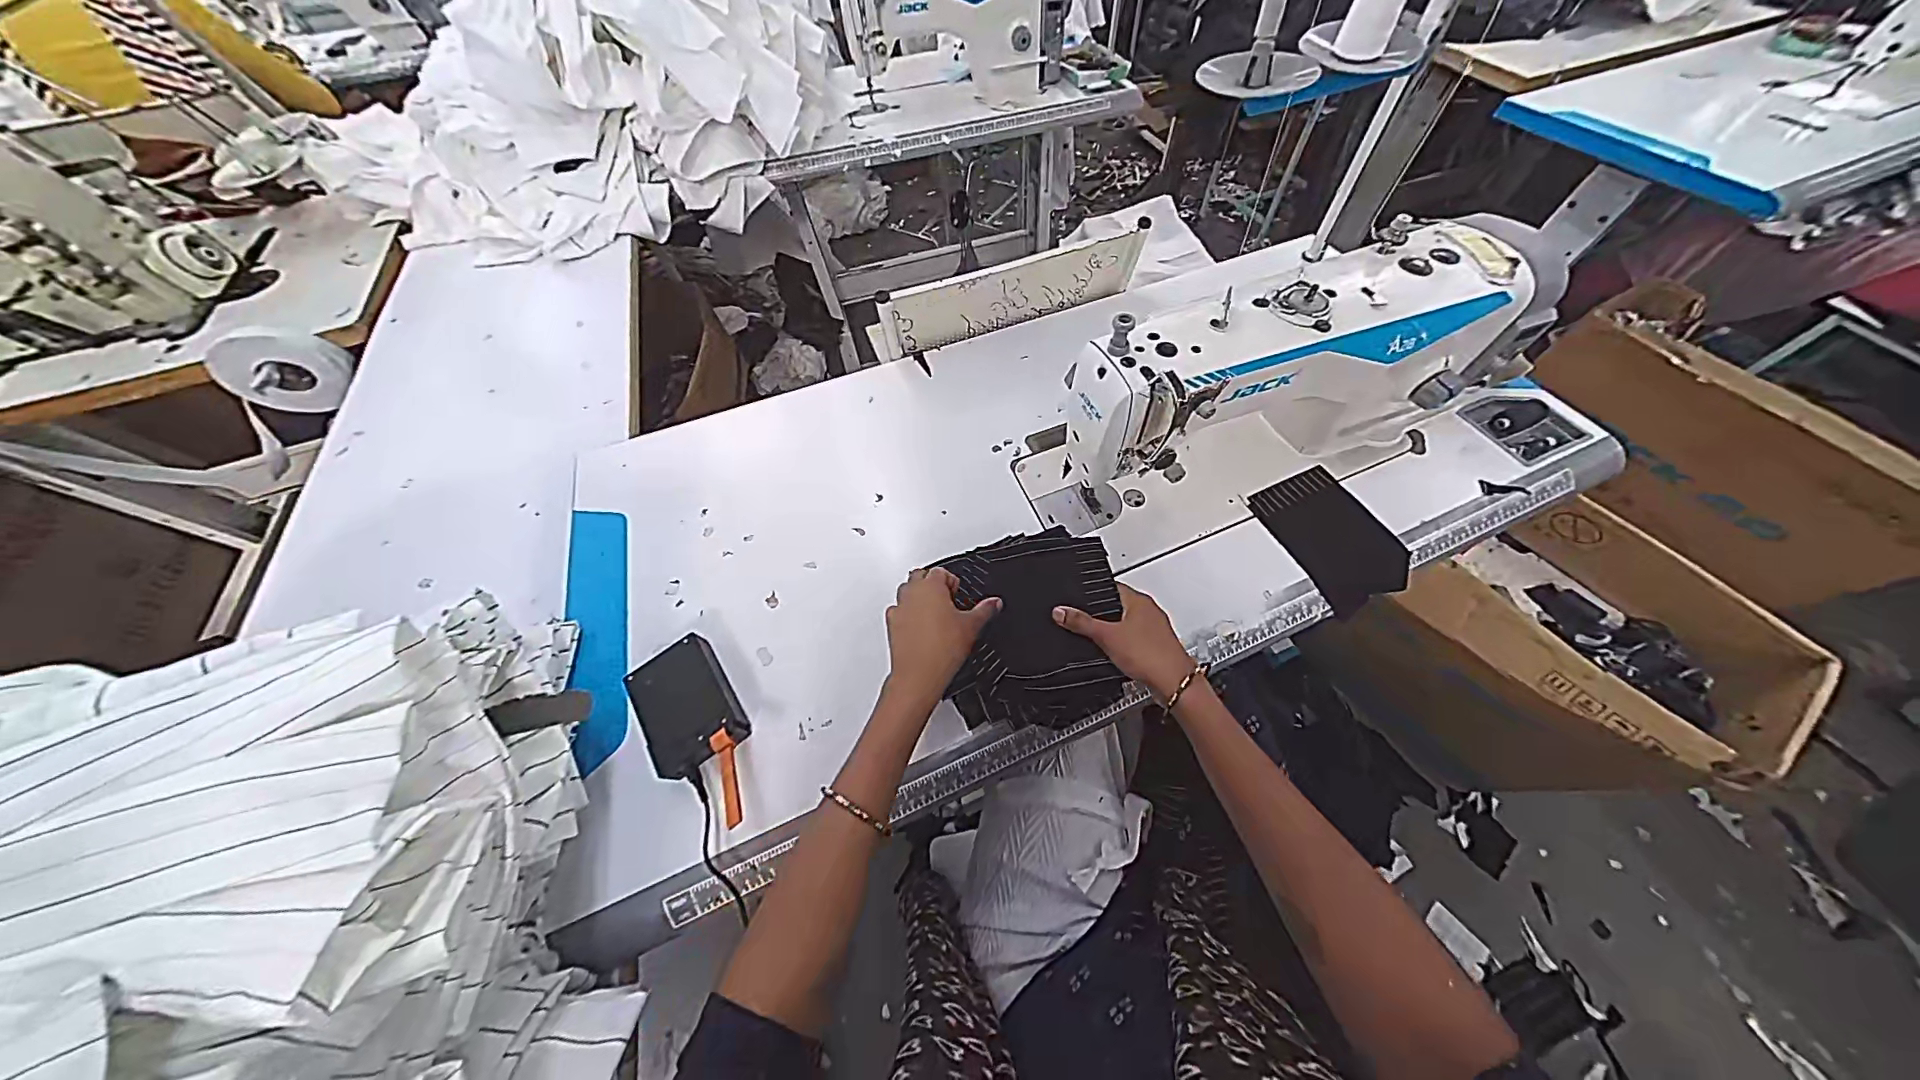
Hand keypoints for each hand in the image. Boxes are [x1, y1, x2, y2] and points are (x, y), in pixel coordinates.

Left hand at [885, 567, 1000, 706]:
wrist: (919, 674)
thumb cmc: (942, 649)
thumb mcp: (972, 626)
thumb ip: (985, 610)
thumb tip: (994, 603)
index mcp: (932, 586)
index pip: (941, 571)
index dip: (952, 581)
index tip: (958, 592)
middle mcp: (912, 593)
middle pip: (920, 576)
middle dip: (932, 583)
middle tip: (946, 599)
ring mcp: (899, 608)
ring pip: (906, 591)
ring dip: (918, 596)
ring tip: (934, 613)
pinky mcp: (892, 624)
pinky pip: (898, 611)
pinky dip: (907, 614)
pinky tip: (920, 627)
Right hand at [1054, 584, 1195, 700]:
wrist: (1174, 684)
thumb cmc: (1151, 656)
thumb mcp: (1106, 636)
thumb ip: (1081, 623)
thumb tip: (1061, 612)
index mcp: (1139, 601)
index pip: (1112, 586)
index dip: (1094, 591)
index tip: (1081, 596)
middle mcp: (1150, 611)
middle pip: (1119, 606)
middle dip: (1102, 614)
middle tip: (1088, 621)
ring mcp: (1155, 629)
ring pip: (1128, 624)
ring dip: (1115, 632)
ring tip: (1103, 640)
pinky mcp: (1156, 646)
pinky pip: (1134, 641)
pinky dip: (1124, 646)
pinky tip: (1118, 656)